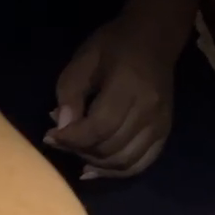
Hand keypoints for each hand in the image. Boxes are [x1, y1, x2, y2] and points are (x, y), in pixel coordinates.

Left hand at [46, 19, 176, 178]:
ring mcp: (159, 128)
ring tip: (78, 154)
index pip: (99, 127)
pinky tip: (96, 170)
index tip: (51, 137)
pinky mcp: (163, 137)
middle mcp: (148, 112)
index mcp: (129, 87)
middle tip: (62, 143)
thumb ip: (70, 93)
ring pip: (123, 162)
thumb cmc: (115, 46)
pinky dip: (115, 173)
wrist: (154, 42)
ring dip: (96, 165)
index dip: (73, 138)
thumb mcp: (84, 59)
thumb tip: (62, 130)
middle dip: (81, 151)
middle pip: (110, 148)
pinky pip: (138, 166)